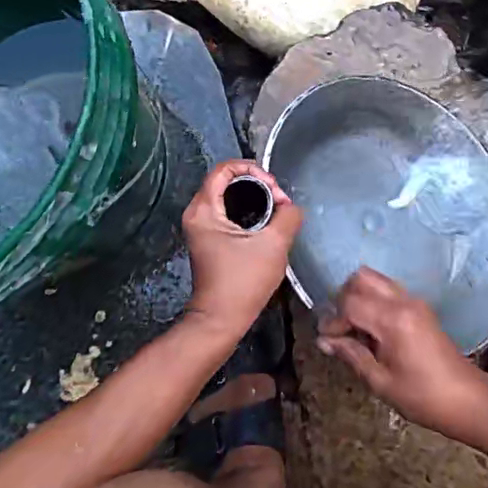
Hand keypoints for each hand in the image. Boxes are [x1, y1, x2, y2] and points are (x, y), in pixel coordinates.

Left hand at [182, 160, 302, 330]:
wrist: (221, 319)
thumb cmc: (243, 282)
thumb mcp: (274, 245)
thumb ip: (288, 216)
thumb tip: (291, 206)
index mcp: (204, 209)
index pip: (223, 170)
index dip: (251, 168)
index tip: (273, 186)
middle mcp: (196, 213)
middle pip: (224, 181)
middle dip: (255, 182)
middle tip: (279, 198)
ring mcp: (199, 227)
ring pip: (226, 196)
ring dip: (252, 197)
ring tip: (277, 208)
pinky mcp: (207, 239)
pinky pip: (226, 212)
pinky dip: (246, 210)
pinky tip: (266, 221)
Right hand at [316, 268, 487, 441]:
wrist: (471, 401)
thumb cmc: (424, 397)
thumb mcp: (381, 382)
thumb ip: (351, 355)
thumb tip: (324, 341)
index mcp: (393, 320)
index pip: (350, 303)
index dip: (333, 321)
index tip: (328, 340)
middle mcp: (403, 302)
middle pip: (361, 278)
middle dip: (343, 299)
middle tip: (341, 327)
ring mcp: (414, 301)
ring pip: (375, 280)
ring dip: (358, 297)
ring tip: (355, 328)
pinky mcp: (420, 307)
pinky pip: (387, 290)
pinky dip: (373, 301)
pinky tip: (372, 329)